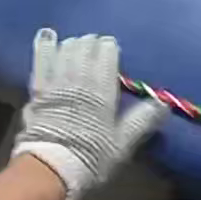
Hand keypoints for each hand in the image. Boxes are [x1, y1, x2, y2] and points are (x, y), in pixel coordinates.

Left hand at [11, 29, 167, 199]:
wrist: (51, 165)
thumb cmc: (91, 157)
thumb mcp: (122, 143)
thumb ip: (141, 120)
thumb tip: (163, 102)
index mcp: (102, 91)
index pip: (106, 58)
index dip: (108, 48)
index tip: (110, 45)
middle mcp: (79, 80)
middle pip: (84, 51)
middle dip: (90, 44)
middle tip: (93, 43)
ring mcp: (55, 82)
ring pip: (64, 52)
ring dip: (71, 44)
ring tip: (75, 42)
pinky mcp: (37, 88)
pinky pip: (41, 60)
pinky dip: (44, 45)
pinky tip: (47, 33)